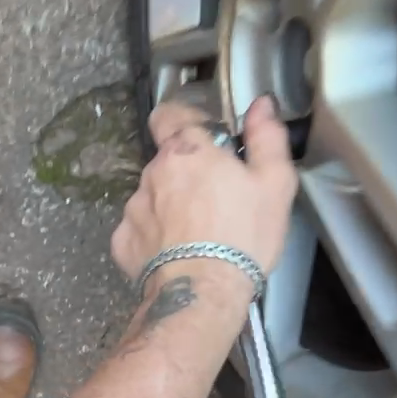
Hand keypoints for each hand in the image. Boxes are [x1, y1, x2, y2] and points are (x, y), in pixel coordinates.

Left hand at [112, 95, 297, 285]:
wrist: (202, 292)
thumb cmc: (242, 236)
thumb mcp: (274, 183)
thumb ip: (266, 137)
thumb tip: (261, 105)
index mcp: (186, 150)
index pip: (169, 115)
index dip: (183, 120)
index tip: (202, 136)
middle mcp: (152, 174)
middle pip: (166, 163)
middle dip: (185, 175)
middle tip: (214, 200)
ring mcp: (132, 209)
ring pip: (151, 197)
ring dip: (168, 207)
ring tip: (195, 234)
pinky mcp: (122, 242)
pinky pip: (138, 230)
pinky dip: (152, 237)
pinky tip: (174, 253)